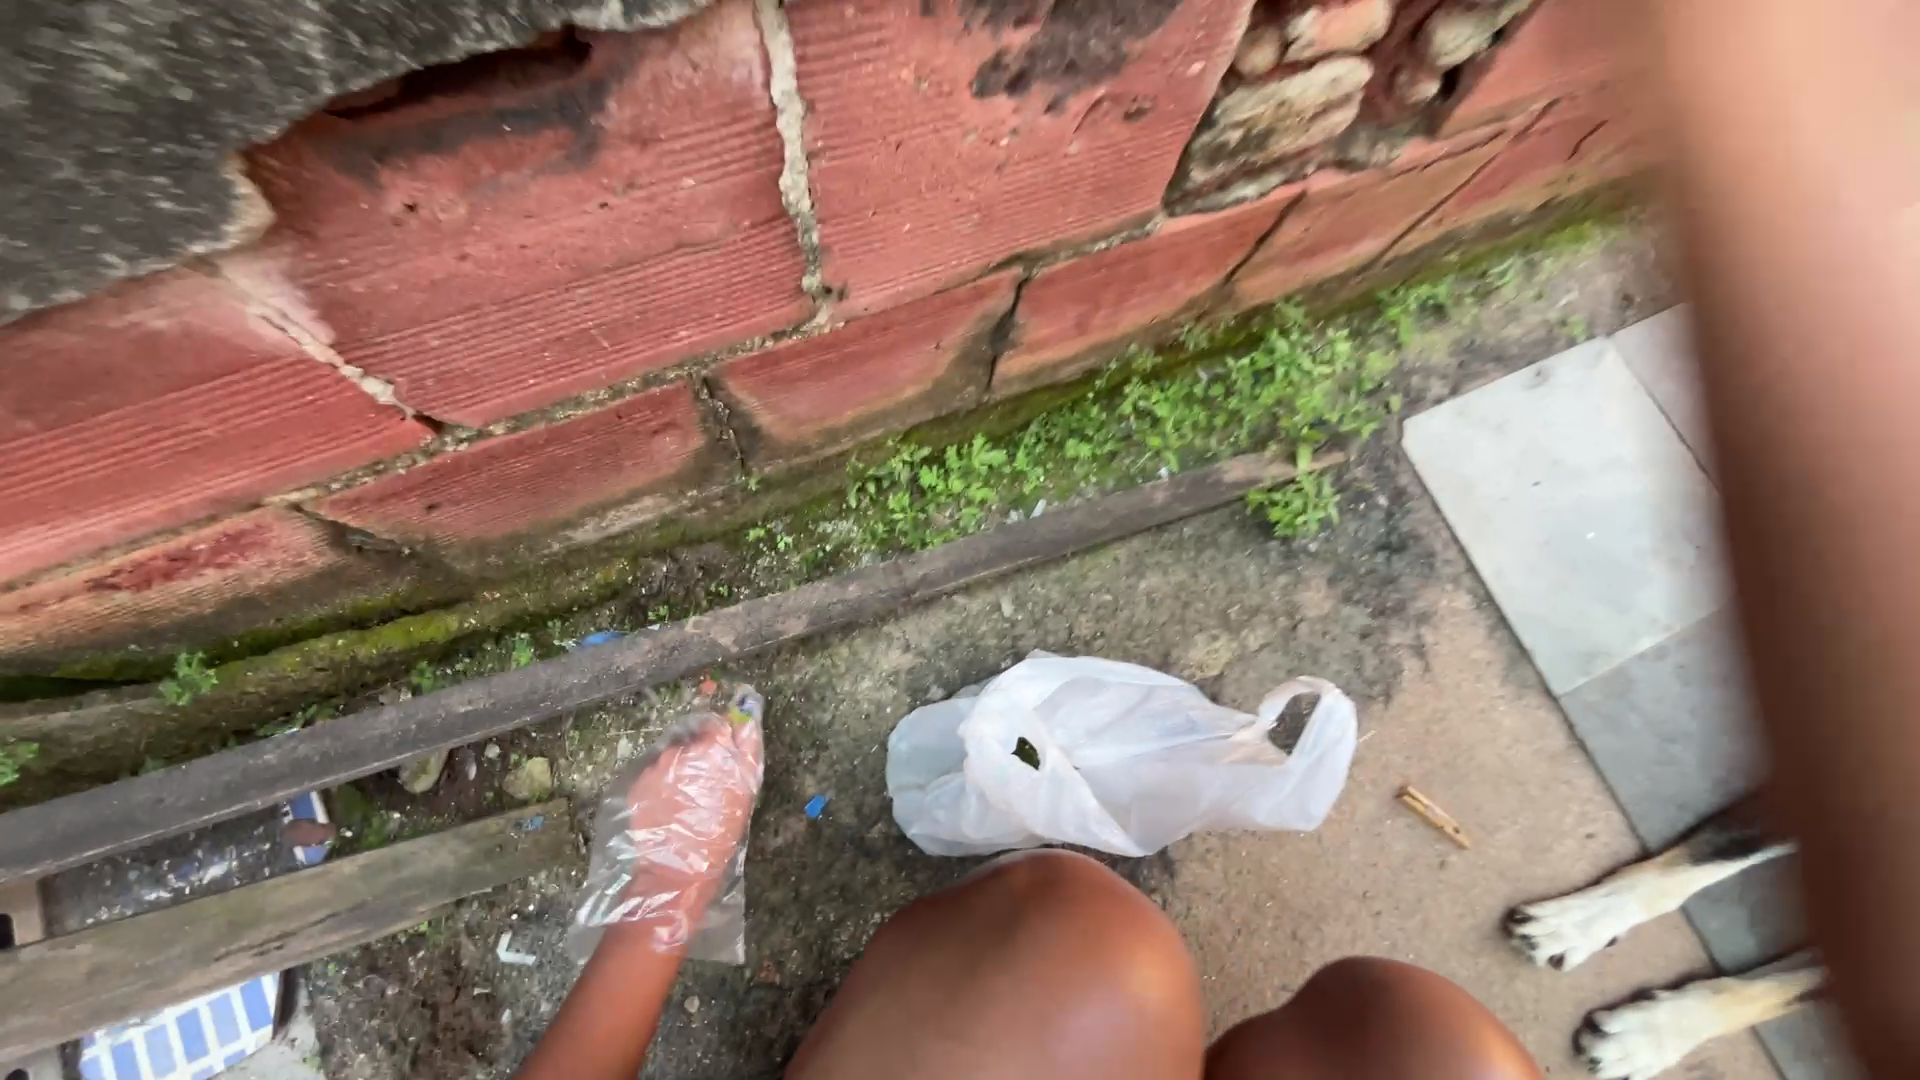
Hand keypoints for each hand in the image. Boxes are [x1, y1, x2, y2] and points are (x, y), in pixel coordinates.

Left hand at [611, 715, 763, 948]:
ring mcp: (654, 768)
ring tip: (683, 801)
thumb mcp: (744, 792)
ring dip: (679, 771)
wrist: (673, 875)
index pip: (716, 726)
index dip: (720, 741)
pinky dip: (660, 787)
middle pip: (692, 741)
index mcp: (712, 749)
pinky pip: (653, 776)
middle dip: (699, 756)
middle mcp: (681, 751)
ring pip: (672, 759)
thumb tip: (746, 719)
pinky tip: (665, 810)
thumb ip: (747, 750)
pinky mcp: (636, 785)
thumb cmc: (718, 835)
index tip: (723, 758)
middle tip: (704, 786)